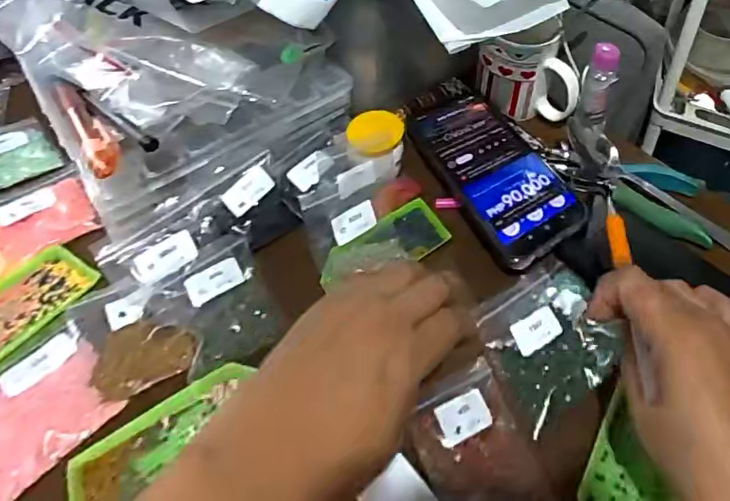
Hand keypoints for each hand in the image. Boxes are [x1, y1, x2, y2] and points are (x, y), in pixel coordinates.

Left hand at [147, 264, 470, 500]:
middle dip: (452, 294)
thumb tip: (428, 364)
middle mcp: (385, 315)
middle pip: (434, 283)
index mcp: (407, 353)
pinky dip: (383, 280)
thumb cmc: (332, 462)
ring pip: (403, 267)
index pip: (454, 320)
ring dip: (419, 280)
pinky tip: (379, 300)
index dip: (468, 327)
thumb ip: (416, 387)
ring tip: (419, 300)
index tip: (469, 338)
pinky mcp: (324, 300)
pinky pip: (367, 274)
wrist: (260, 454)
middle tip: (453, 312)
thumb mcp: (391, 435)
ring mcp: (352, 301)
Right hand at [589, 267, 729, 500]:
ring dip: (659, 300)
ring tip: (647, 334)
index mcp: (674, 326)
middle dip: (628, 299)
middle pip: (656, 282)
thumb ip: (631, 360)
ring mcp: (728, 328)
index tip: (593, 323)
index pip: (630, 279)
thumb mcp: (643, 411)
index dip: (605, 292)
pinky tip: (686, 334)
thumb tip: (625, 335)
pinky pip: (714, 305)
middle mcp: (703, 315)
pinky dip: (693, 306)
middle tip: (613, 332)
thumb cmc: (691, 454)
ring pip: (684, 289)